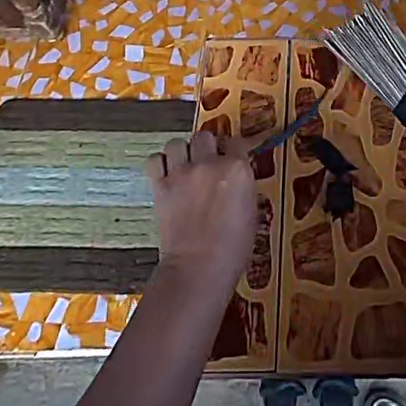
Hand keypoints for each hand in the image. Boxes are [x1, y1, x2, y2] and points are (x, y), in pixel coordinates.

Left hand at [146, 131, 257, 293]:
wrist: (198, 268)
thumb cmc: (232, 249)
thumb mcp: (251, 214)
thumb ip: (243, 188)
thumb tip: (237, 181)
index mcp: (237, 169)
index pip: (236, 142)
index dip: (234, 149)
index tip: (232, 156)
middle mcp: (209, 163)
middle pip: (204, 136)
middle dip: (207, 146)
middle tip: (207, 160)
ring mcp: (182, 173)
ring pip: (177, 142)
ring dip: (181, 151)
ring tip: (184, 165)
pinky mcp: (160, 185)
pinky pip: (154, 160)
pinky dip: (159, 164)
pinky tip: (166, 174)